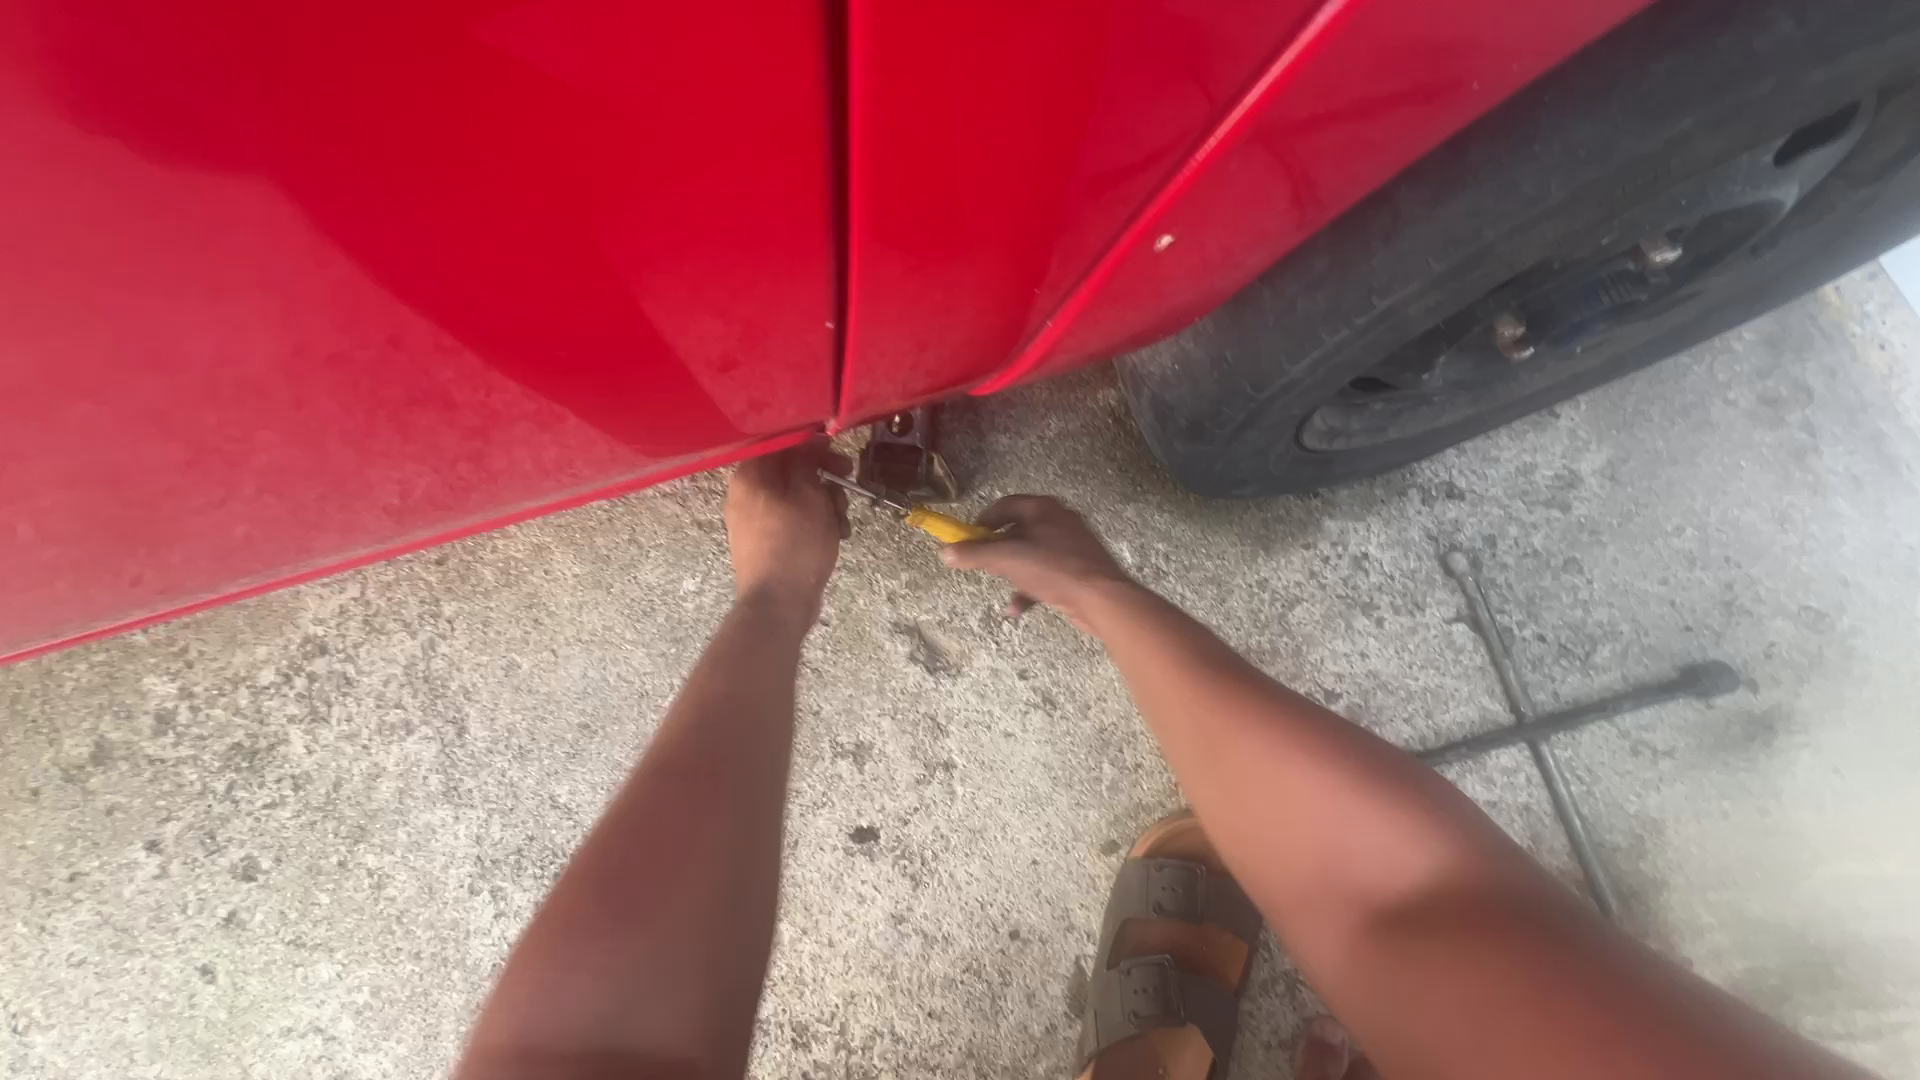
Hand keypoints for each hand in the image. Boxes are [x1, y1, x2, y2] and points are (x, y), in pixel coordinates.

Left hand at [724, 439, 850, 616]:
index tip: (838, 455)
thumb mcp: (810, 496)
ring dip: (825, 504)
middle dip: (824, 479)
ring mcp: (754, 521)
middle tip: (847, 484)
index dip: (813, 446)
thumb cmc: (796, 543)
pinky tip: (835, 536)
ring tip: (842, 522)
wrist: (778, 603)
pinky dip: (815, 524)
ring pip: (796, 498)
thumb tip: (808, 446)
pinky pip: (792, 521)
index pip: (781, 445)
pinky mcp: (765, 543)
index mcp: (750, 476)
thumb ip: (808, 464)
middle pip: (790, 472)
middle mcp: (746, 495)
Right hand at [941, 496, 1136, 631]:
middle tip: (984, 563)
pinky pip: (1046, 574)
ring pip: (1031, 554)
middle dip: (998, 549)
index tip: (968, 539)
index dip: (983, 521)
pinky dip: (1029, 588)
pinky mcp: (1078, 569)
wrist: (1101, 597)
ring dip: (1012, 571)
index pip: (1005, 505)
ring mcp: (1071, 546)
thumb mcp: (1007, 559)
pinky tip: (1017, 608)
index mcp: (1042, 508)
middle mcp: (1058, 520)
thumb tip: (946, 552)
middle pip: (1018, 530)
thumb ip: (975, 554)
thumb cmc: (1053, 568)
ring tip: (1001, 583)